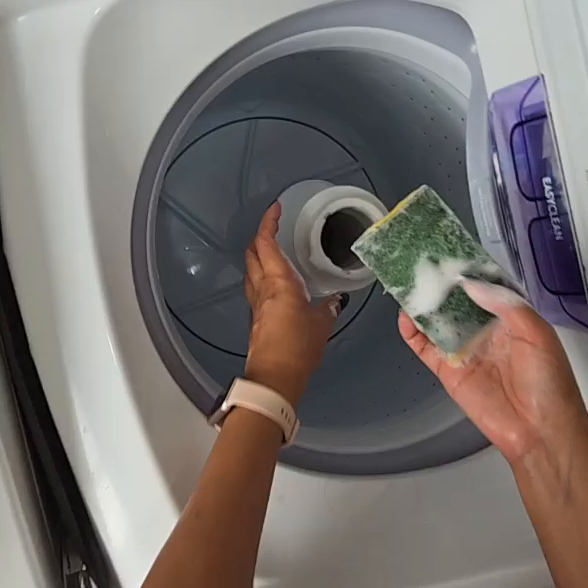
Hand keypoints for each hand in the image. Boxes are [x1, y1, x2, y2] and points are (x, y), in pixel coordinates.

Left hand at [244, 203, 342, 404]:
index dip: (268, 222)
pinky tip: (278, 286)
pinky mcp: (256, 320)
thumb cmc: (298, 347)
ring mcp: (256, 305)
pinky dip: (264, 279)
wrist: (275, 378)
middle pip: (253, 254)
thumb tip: (335, 300)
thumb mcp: (322, 323)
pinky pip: (256, 290)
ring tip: (276, 254)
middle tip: (275, 230)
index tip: (275, 209)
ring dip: (259, 259)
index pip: (266, 243)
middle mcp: (262, 289)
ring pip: (252, 272)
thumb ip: (328, 307)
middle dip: (261, 238)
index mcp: (278, 282)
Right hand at [398, 279, 587, 464]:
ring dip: (422, 303)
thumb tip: (470, 284)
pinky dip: (412, 333)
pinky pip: (425, 348)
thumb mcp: (538, 334)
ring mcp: (464, 349)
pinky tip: (404, 318)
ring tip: (406, 282)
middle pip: (456, 300)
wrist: (540, 432)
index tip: (450, 250)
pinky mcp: (448, 370)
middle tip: (420, 261)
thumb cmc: (550, 384)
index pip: (484, 286)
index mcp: (509, 318)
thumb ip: (506, 305)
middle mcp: (484, 330)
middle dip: (440, 283)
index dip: (468, 269)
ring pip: (437, 320)